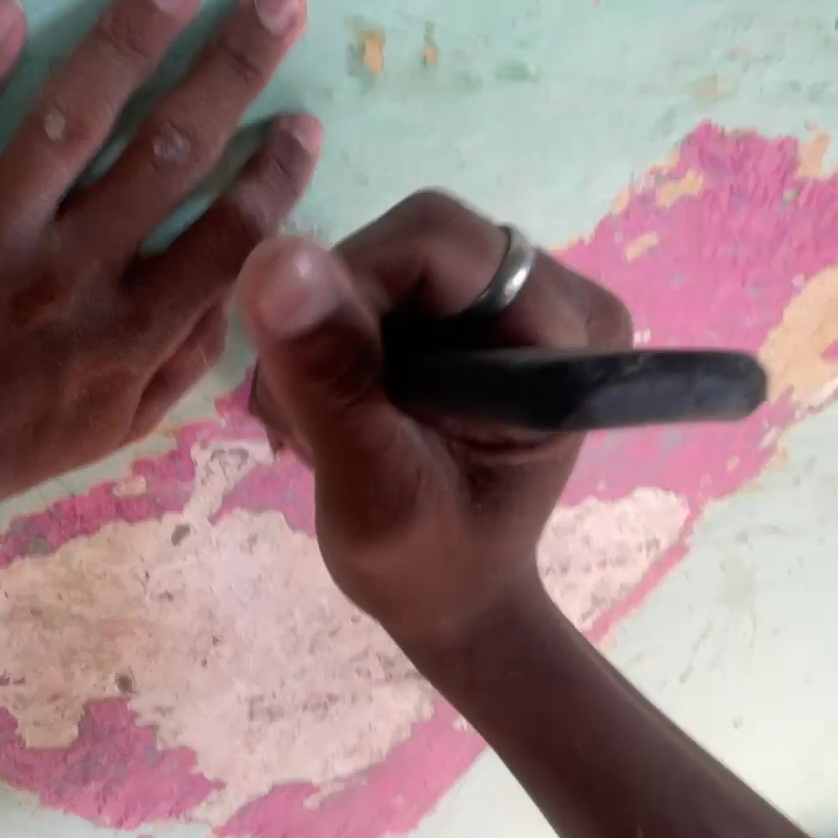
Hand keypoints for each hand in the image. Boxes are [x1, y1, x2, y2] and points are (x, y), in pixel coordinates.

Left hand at [0, 0, 319, 513]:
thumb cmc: (15, 446)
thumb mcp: (124, 426)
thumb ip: (186, 357)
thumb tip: (236, 283)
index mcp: (130, 331)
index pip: (227, 235)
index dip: (275, 172)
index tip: (303, 119)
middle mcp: (69, 273)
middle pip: (166, 154)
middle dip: (231, 69)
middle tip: (275, 0)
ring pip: (66, 119)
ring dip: (125, 38)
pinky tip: (3, 9)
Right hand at [236, 192, 632, 650]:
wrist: (452, 594)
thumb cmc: (428, 566)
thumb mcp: (373, 493)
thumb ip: (331, 383)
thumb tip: (274, 260)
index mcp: (564, 335)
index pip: (434, 243)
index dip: (350, 291)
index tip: (312, 383)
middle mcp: (549, 295)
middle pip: (401, 244)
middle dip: (330, 322)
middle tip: (309, 416)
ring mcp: (504, 300)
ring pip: (373, 263)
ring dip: (319, 337)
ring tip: (319, 425)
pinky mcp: (459, 313)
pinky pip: (369, 288)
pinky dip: (326, 343)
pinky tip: (331, 405)